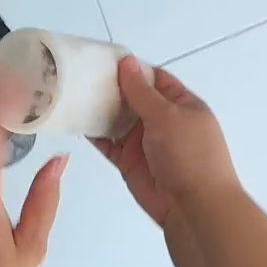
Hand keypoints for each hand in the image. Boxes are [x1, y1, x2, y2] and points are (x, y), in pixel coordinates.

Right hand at [92, 57, 239, 227]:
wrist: (193, 206)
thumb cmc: (190, 156)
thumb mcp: (167, 116)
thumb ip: (141, 91)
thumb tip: (126, 62)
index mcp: (181, 104)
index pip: (154, 79)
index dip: (132, 68)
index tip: (104, 59)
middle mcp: (163, 121)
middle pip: (133, 99)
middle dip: (110, 88)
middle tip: (81, 75)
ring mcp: (145, 143)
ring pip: (118, 121)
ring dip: (99, 110)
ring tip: (73, 95)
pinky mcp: (129, 163)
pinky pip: (109, 144)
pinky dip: (95, 135)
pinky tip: (77, 123)